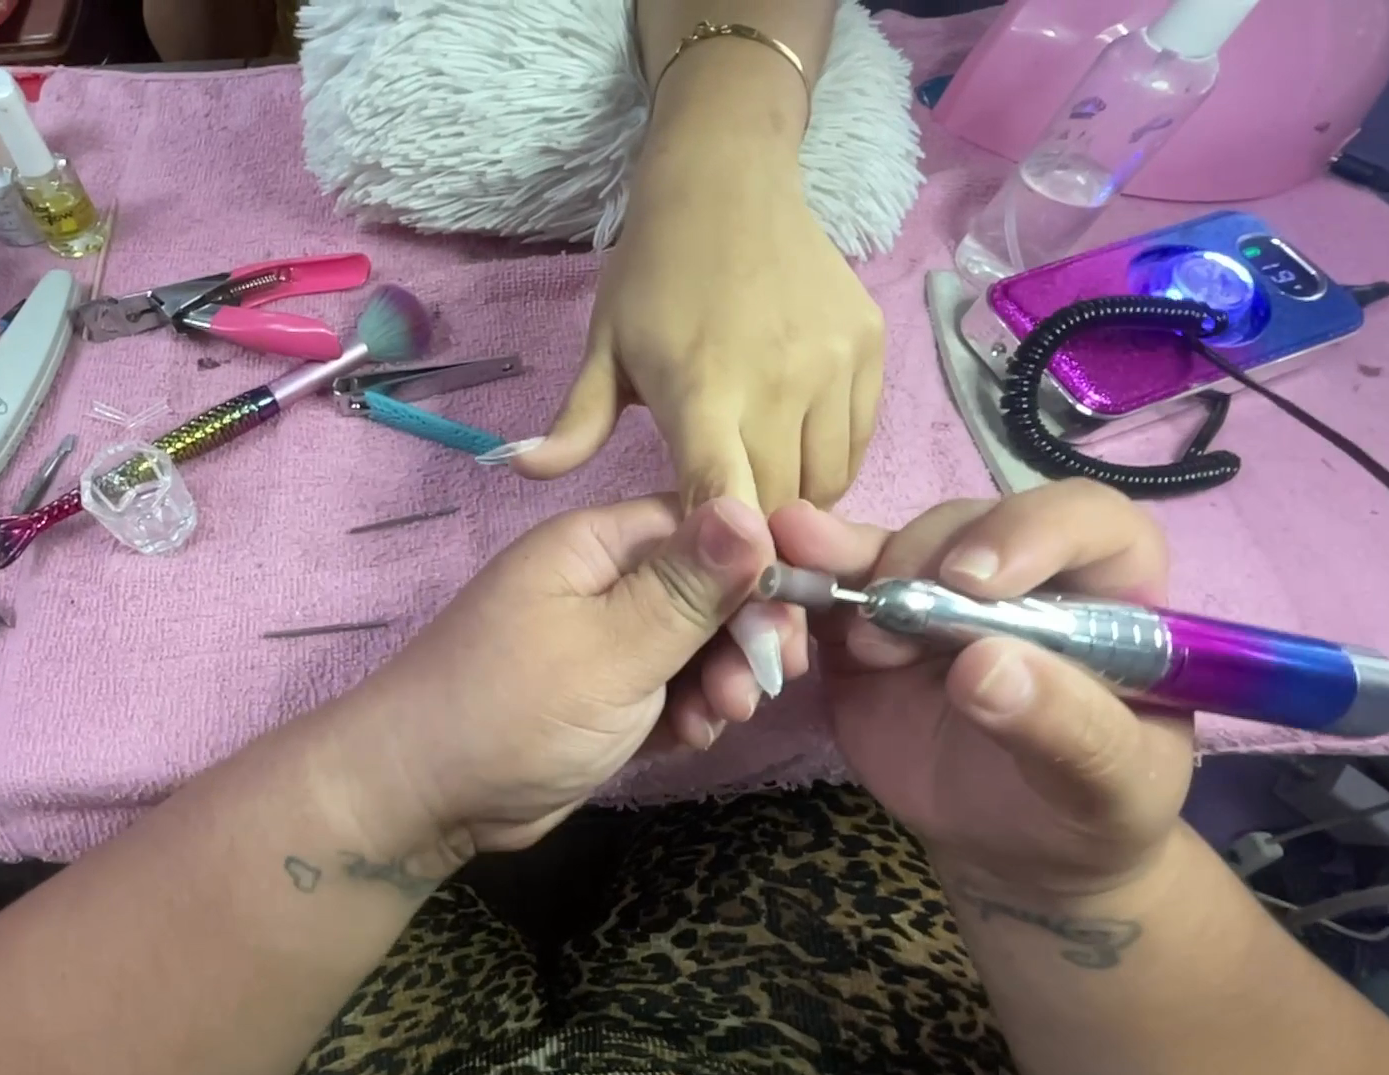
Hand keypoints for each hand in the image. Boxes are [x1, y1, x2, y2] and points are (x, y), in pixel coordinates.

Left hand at [344, 496, 802, 853]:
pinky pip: (666, 689)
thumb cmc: (515, 707)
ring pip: (690, 644)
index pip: (697, 524)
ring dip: (717, 679)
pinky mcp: (601, 695)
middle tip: (764, 679)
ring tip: (717, 717)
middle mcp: (598, 583)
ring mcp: (599, 641)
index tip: (792, 614)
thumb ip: (686, 587)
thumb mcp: (612, 647)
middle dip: (739, 633)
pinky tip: (686, 739)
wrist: (427, 793)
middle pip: (702, 587)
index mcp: (593, 545)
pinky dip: (685, 711)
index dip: (753, 563)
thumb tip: (751, 509)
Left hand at [508, 56, 883, 512]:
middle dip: (750, 536)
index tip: (708, 578)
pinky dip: (828, 466)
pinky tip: (791, 452)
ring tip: (754, 487)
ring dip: (792, 503)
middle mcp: (780, 383)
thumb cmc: (652, 275)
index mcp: (702, 391)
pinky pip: (858, 442)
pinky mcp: (871, 349)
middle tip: (723, 536)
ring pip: (828, 481)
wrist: (726, 183)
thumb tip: (517, 470)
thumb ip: (575, 423)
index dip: (720, 554)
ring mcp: (835, 365)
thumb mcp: (602, 349)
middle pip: (778, 505)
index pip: (722, 500)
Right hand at [769, 480, 1194, 899]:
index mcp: (1098, 593)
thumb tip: (984, 666)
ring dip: (831, 557)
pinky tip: (767, 602)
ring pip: (875, 546)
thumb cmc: (1074, 810)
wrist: (996, 840)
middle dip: (912, 558)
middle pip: (957, 525)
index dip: (1024, 530)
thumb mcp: (1101, 786)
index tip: (969, 583)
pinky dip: (791, 591)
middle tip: (879, 618)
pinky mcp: (856, 621)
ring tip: (791, 583)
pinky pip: (819, 588)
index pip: (1078, 520)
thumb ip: (1064, 727)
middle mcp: (1007, 576)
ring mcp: (923, 594)